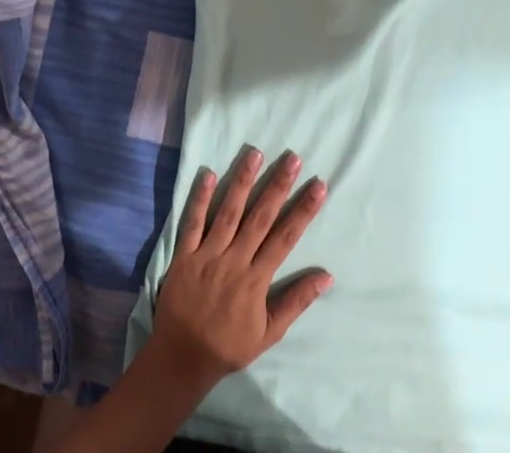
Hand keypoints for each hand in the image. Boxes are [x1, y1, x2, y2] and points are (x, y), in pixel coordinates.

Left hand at [149, 149, 331, 386]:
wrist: (183, 356)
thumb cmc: (230, 346)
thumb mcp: (270, 332)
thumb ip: (296, 301)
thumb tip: (326, 276)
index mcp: (257, 279)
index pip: (285, 237)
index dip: (303, 210)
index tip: (318, 186)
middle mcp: (234, 260)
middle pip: (260, 217)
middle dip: (277, 186)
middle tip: (291, 159)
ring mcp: (207, 255)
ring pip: (228, 212)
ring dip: (242, 182)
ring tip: (254, 154)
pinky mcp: (184, 254)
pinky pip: (192, 222)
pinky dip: (200, 198)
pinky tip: (208, 173)